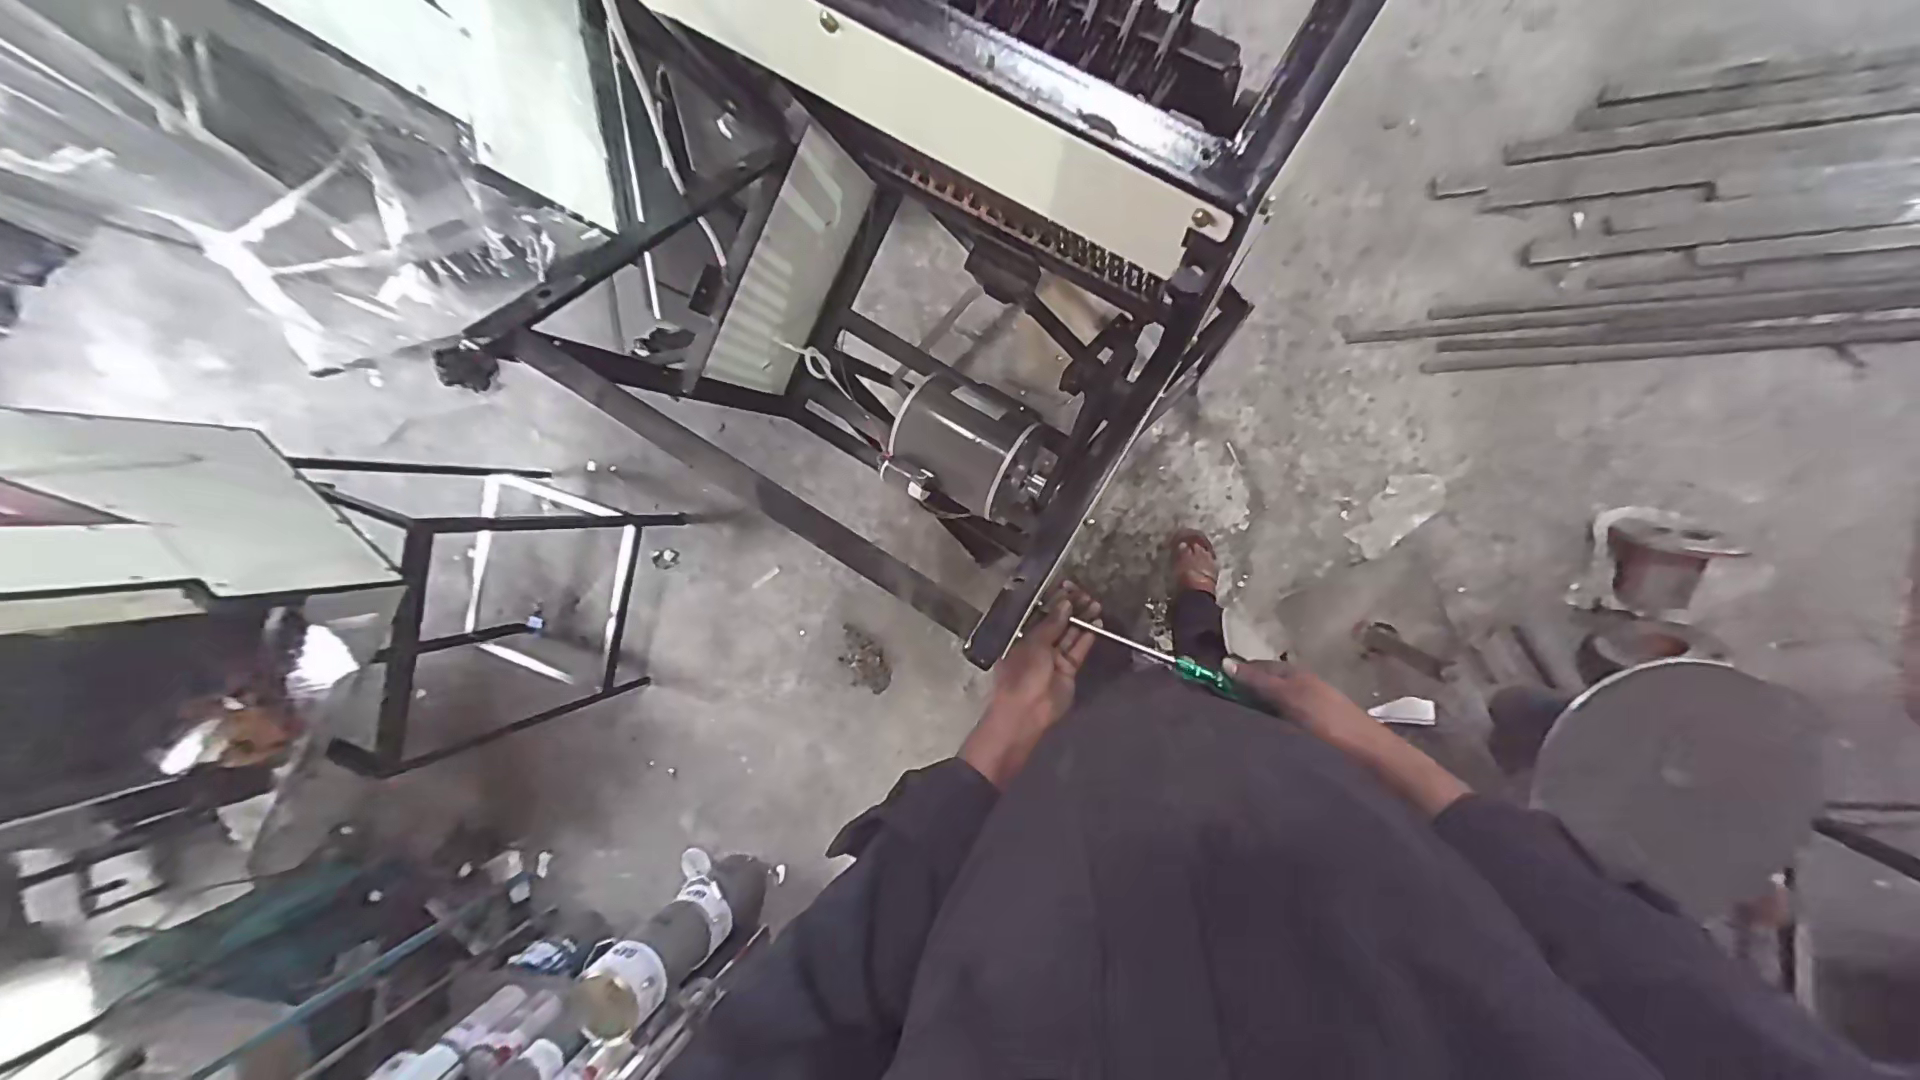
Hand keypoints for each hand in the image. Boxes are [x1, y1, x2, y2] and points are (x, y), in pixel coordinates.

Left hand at [959, 585, 1100, 788]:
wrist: (1027, 712)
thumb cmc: (1023, 674)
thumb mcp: (1035, 644)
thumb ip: (1052, 624)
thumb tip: (1065, 604)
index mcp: (1023, 637)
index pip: (1041, 615)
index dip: (1055, 602)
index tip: (1069, 588)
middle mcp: (1038, 646)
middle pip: (1058, 624)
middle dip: (1071, 610)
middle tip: (1087, 594)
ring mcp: (1054, 659)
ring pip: (1070, 635)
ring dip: (1082, 621)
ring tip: (1096, 605)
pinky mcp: (1068, 671)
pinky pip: (1078, 650)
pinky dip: (1087, 638)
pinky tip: (1097, 624)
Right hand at [1224, 656, 1470, 817]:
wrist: (1377, 764)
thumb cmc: (1332, 725)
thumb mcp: (1291, 698)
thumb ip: (1259, 682)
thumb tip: (1224, 662)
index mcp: (1294, 676)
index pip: (1253, 667)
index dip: (1231, 673)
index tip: (1204, 686)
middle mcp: (1298, 691)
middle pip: (1258, 688)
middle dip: (1236, 694)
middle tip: (1210, 710)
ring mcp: (1304, 715)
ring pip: (1265, 709)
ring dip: (1248, 715)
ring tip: (1224, 729)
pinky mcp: (1308, 738)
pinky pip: (1274, 728)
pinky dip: (1260, 731)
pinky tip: (1249, 743)